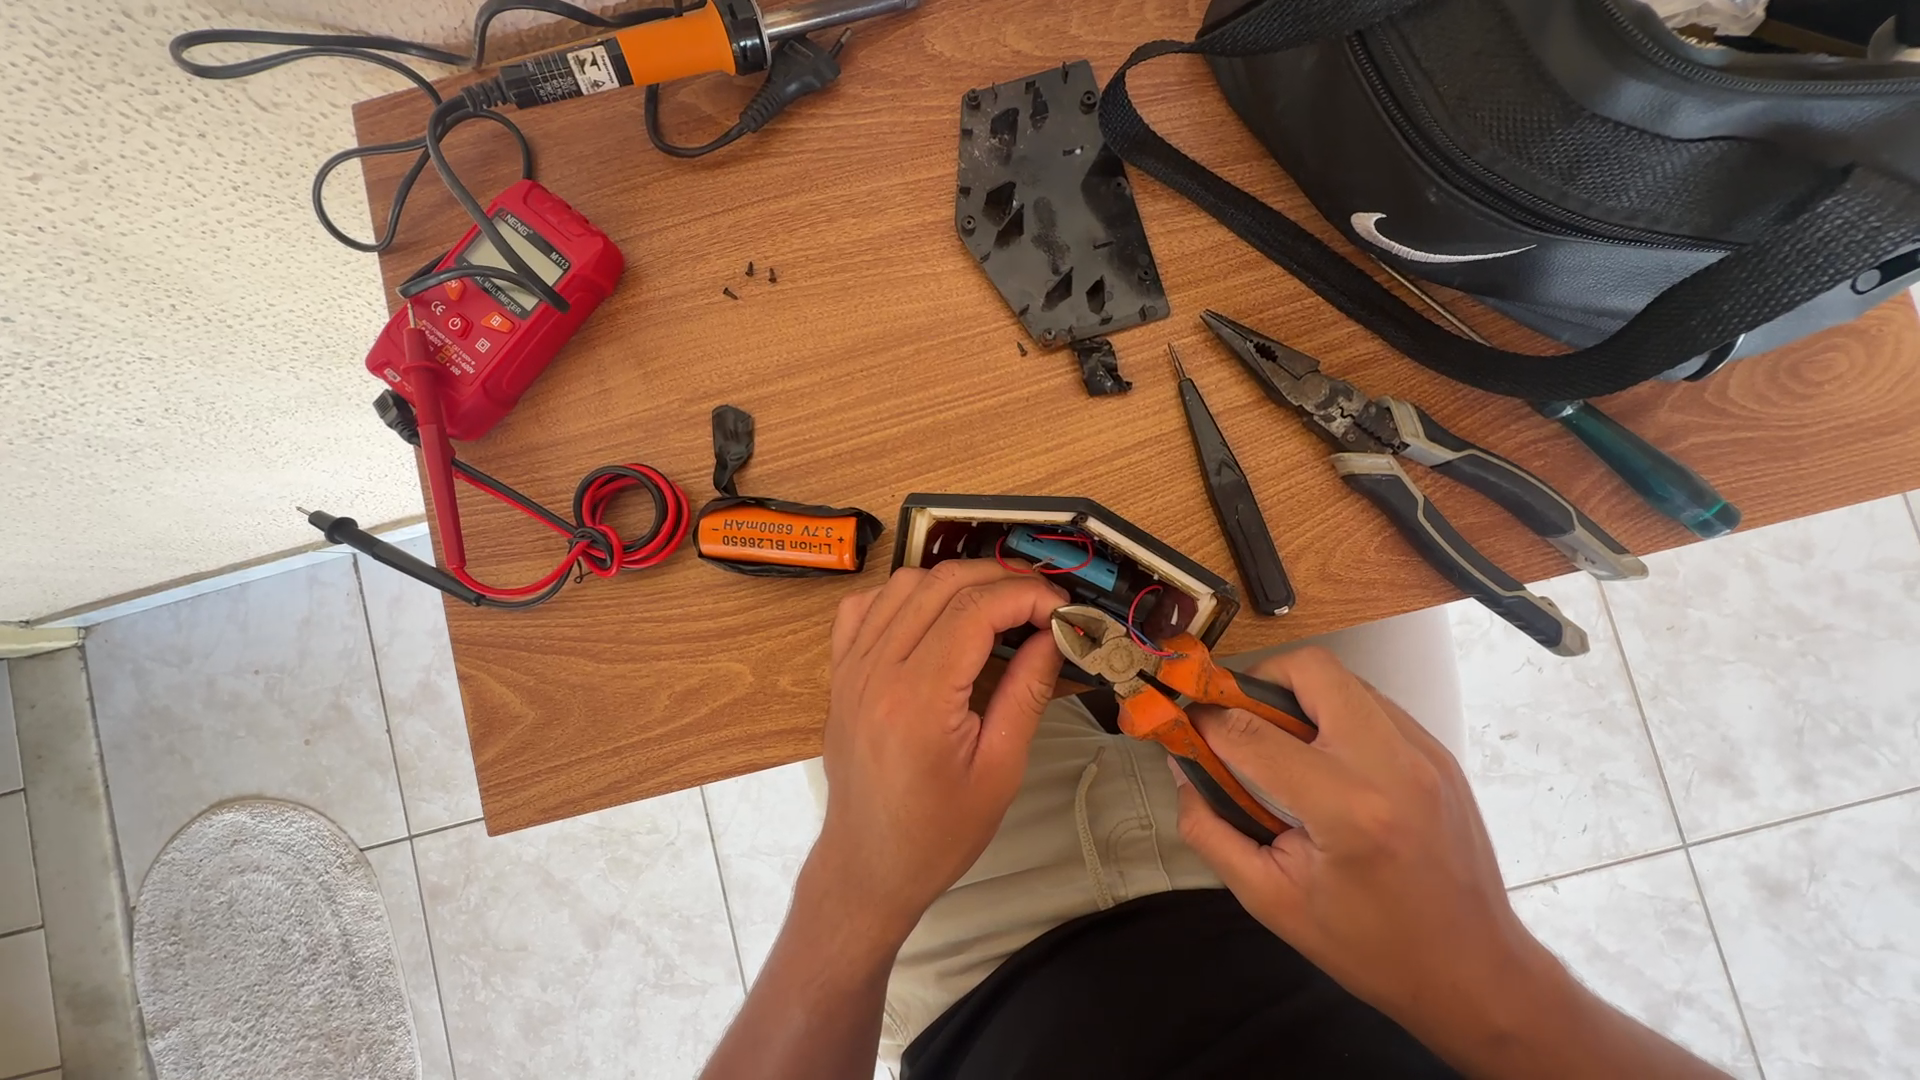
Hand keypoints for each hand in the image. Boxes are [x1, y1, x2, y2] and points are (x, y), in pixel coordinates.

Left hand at [807, 560, 1066, 940]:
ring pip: (904, 583)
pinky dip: (903, 595)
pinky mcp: (840, 673)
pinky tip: (932, 615)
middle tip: (1041, 600)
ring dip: (956, 580)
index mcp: (919, 698)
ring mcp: (851, 668)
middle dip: (1001, 578)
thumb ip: (1027, 692)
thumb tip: (1054, 634)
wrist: (868, 866)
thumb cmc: (938, 833)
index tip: (1062, 608)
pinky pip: (864, 607)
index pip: (977, 609)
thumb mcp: (1001, 769)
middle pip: (942, 584)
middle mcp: (877, 670)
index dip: (1028, 595)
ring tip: (997, 604)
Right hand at [1172, 647, 1553, 1041]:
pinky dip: (1332, 712)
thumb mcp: (1268, 899)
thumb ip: (1210, 828)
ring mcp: (1424, 752)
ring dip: (1295, 693)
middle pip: (1310, 670)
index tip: (1184, 721)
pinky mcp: (1438, 753)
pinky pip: (1370, 703)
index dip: (1205, 720)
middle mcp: (1391, 764)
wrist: (1475, 973)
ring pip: (1342, 678)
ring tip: (1275, 738)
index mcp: (1346, 810)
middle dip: (1256, 680)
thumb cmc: (1368, 946)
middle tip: (1234, 715)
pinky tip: (1320, 756)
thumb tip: (1182, 767)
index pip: (1253, 733)